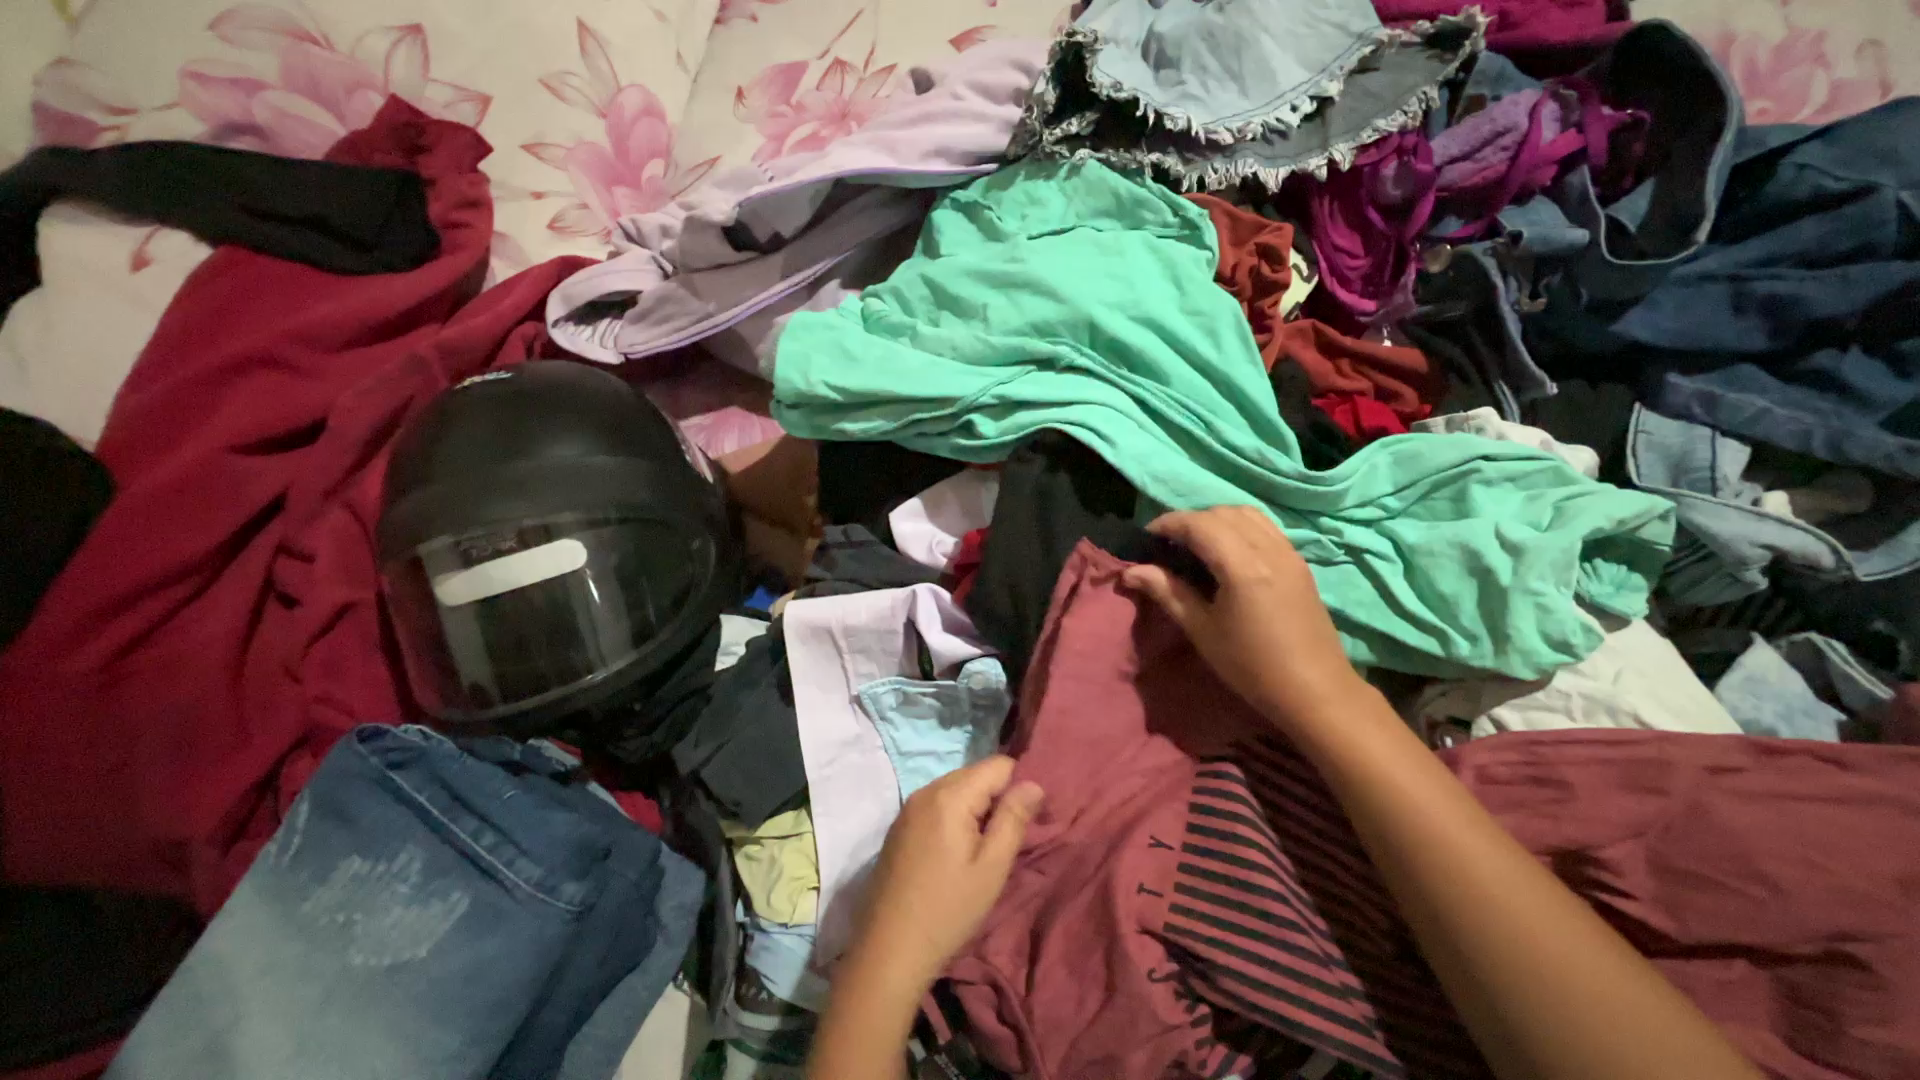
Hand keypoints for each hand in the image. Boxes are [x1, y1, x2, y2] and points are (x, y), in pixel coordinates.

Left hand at [852, 755, 1042, 984]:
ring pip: (955, 789)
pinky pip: (936, 806)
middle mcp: (925, 791)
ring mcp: (907, 809)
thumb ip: (1014, 818)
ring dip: (975, 809)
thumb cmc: (949, 909)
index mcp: (950, 795)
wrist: (890, 949)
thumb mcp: (992, 867)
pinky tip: (955, 854)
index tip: (1026, 820)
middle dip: (996, 797)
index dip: (1018, 786)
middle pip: (974, 774)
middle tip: (1007, 839)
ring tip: (983, 850)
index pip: (998, 764)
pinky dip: (953, 818)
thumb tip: (1033, 783)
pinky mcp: (898, 828)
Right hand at [1121, 505, 1371, 730]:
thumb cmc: (1252, 666)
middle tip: (1168, 545)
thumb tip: (1131, 571)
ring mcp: (1289, 553)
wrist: (1314, 690)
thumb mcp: (1203, 631)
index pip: (1199, 524)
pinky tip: (1228, 553)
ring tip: (1197, 545)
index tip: (1146, 538)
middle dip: (1191, 520)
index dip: (1169, 524)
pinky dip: (1240, 527)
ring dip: (1217, 519)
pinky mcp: (1299, 562)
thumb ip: (1168, 592)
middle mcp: (1268, 549)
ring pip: (1247, 514)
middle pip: (1223, 513)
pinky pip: (1265, 527)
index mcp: (1243, 566)